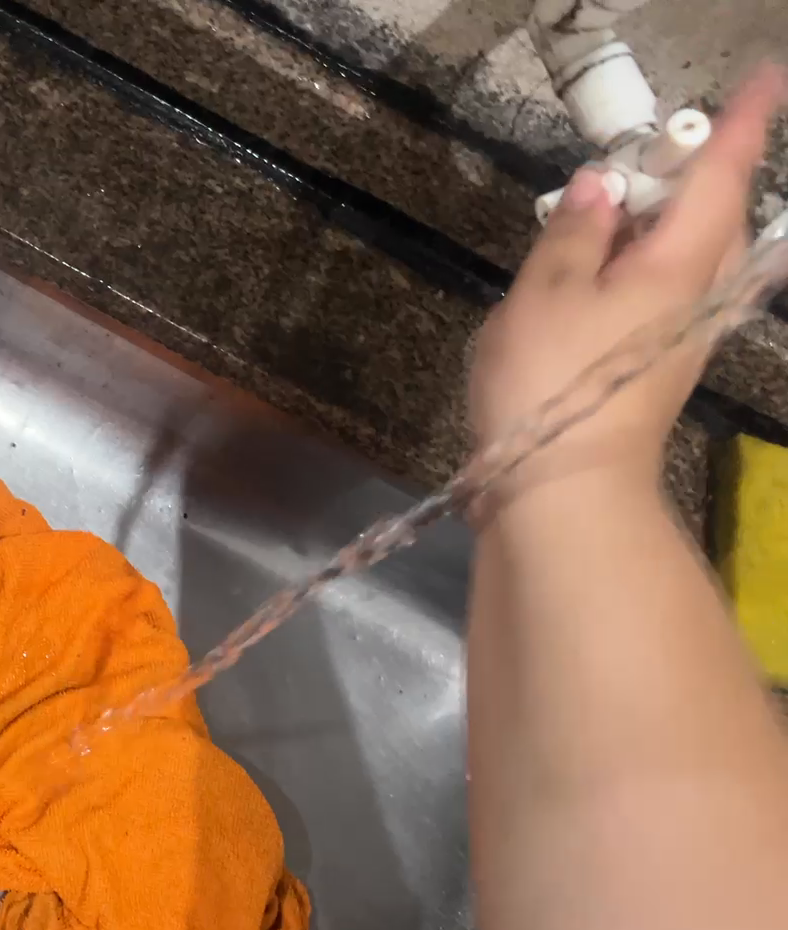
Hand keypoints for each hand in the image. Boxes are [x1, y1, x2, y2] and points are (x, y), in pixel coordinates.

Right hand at [469, 67, 782, 487]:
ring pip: (683, 256)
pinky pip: (654, 294)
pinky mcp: (653, 361)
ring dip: (650, 230)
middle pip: (711, 214)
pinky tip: (580, 290)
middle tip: (631, 167)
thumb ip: (570, 237)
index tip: (766, 76)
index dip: (738, 124)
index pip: (721, 174)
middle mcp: (698, 288)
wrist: (563, 477)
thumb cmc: (549, 378)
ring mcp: (680, 329)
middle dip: (685, 180)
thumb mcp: (540, 297)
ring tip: (589, 230)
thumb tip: (597, 184)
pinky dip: (628, 273)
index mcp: (680, 260)